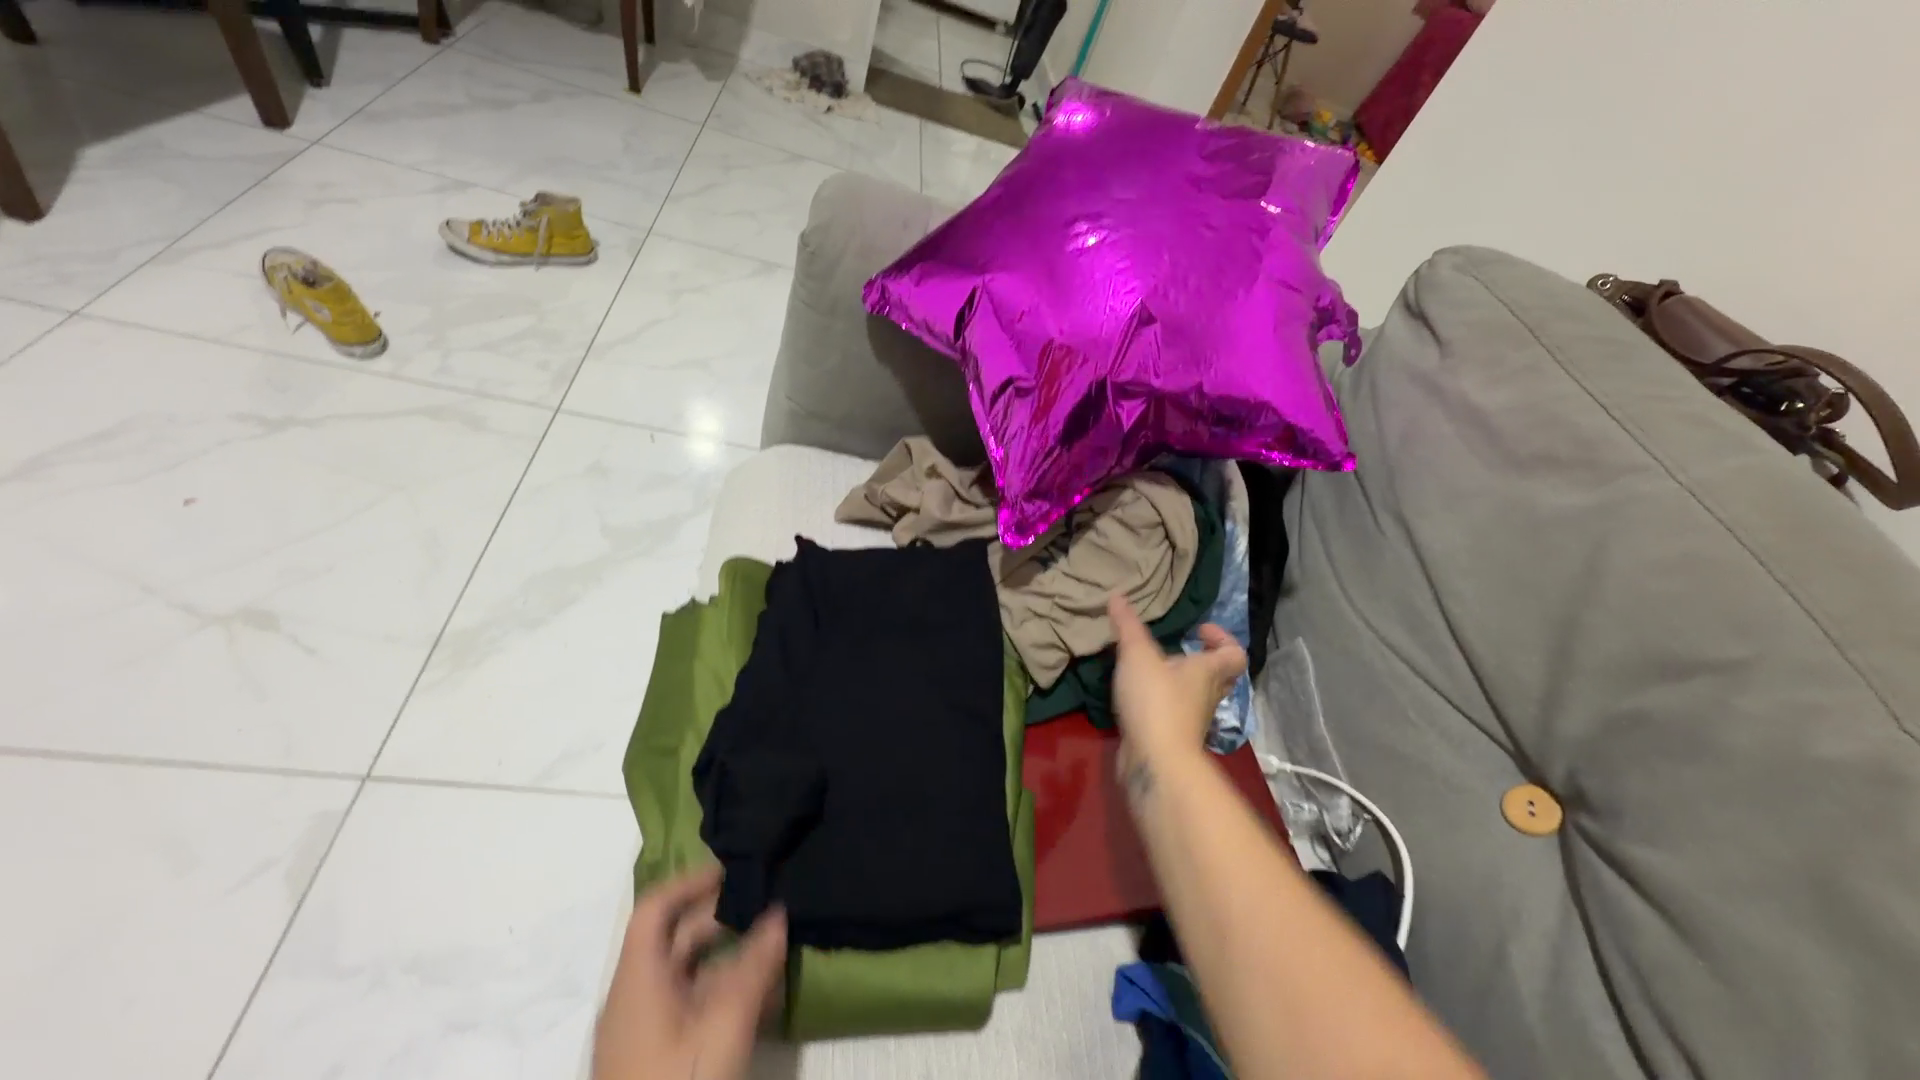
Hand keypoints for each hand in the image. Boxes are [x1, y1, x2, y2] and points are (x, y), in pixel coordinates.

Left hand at [593, 864, 787, 1079]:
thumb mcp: (724, 1027)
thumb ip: (753, 968)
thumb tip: (778, 914)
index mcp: (638, 981)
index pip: (655, 910)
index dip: (690, 883)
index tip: (734, 869)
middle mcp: (636, 998)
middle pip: (675, 941)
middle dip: (723, 920)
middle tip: (770, 905)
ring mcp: (646, 1033)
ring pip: (689, 977)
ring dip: (731, 960)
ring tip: (778, 951)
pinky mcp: (660, 1060)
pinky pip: (692, 1010)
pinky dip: (725, 995)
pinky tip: (764, 1001)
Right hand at [1108, 594, 1246, 767]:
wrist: (1155, 760)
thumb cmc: (1156, 701)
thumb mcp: (1137, 656)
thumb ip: (1127, 626)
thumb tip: (1117, 595)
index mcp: (1209, 671)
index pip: (1234, 653)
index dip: (1222, 638)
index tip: (1197, 630)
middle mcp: (1208, 695)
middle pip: (1220, 676)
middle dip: (1202, 660)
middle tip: (1178, 650)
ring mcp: (1193, 719)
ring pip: (1197, 696)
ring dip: (1180, 682)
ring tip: (1151, 671)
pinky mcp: (1174, 737)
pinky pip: (1175, 713)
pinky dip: (1162, 703)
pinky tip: (1138, 698)